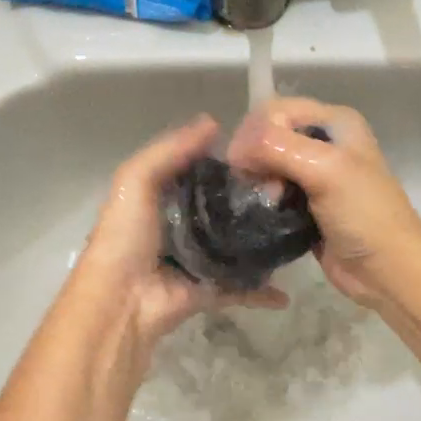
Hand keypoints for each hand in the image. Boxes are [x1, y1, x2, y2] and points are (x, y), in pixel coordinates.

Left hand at [70, 115, 286, 348]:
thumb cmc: (125, 236)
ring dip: (263, 244)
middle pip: (225, 212)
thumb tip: (213, 122)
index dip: (227, 164)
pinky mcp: (211, 292)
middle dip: (254, 203)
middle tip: (291, 191)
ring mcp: (200, 262)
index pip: (201, 176)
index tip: (263, 153)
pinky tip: (287, 291)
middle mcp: (184, 229)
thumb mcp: (136, 180)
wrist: (122, 299)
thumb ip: (170, 150)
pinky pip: (242, 289)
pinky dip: (263, 293)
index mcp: (163, 200)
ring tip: (298, 230)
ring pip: (238, 249)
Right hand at [226, 98, 420, 305]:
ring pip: (269, 167)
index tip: (240, 163)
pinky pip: (274, 196)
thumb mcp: (326, 170)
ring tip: (263, 203)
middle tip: (257, 186)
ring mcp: (316, 178)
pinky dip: (264, 203)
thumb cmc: (364, 216)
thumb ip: (279, 148)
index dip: (255, 131)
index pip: (277, 110)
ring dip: (258, 183)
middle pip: (270, 137)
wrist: (387, 271)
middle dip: (255, 158)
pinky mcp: (307, 208)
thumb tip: (234, 150)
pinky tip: (265, 214)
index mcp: (335, 122)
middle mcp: (325, 144)